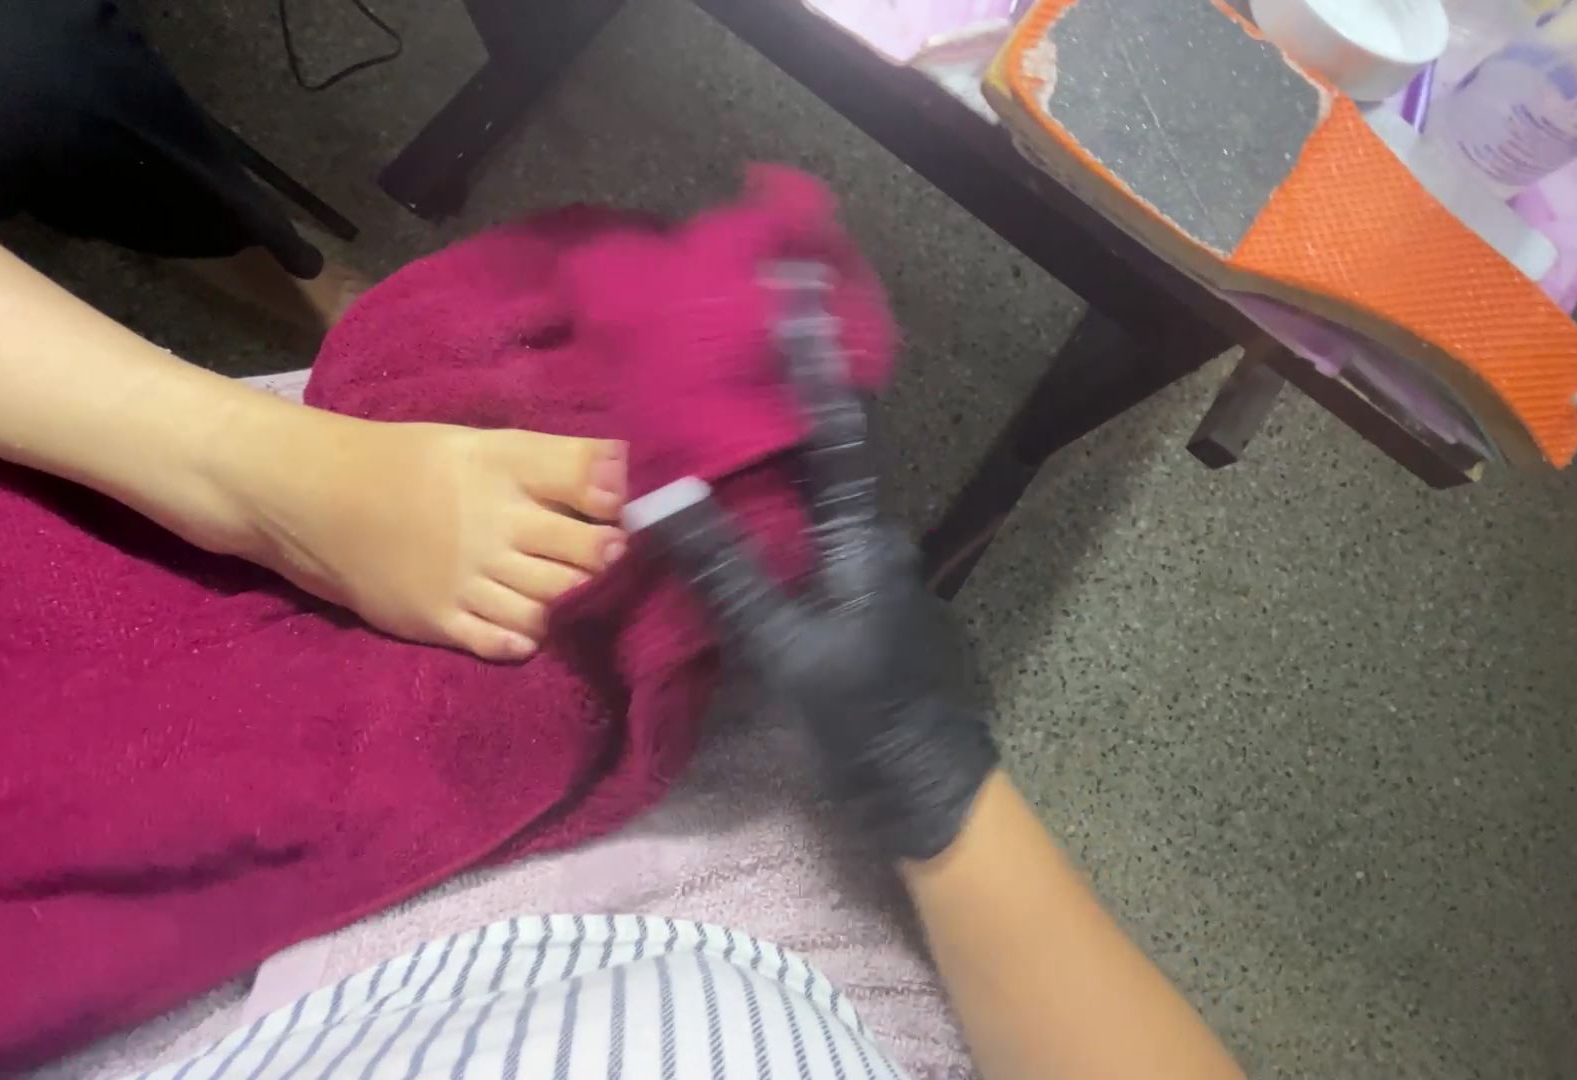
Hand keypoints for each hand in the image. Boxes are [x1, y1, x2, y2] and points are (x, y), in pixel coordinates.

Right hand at [211, 406, 627, 661]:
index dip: (621, 506)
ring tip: (588, 599)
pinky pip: (500, 642)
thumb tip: (627, 469)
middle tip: (616, 563)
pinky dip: (527, 640)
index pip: (589, 484)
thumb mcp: (490, 445)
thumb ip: (562, 460)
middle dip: (609, 563)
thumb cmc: (419, 466)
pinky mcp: (436, 619)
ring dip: (579, 604)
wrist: (314, 496)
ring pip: (552, 604)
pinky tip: (538, 630)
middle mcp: (492, 525)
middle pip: (583, 556)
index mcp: (507, 470)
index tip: (625, 516)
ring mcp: (465, 578)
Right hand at [628, 263, 997, 859]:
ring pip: (811, 485)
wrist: (914, 775)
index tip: (796, 292)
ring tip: (718, 397)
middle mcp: (866, 532)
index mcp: (862, 534)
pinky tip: (729, 486)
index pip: (837, 433)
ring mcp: (858, 558)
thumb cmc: (860, 714)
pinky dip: (767, 496)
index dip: (814, 362)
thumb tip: (662, 497)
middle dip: (787, 389)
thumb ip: (728, 573)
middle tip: (738, 333)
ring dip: (773, 442)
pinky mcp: (844, 586)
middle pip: (824, 446)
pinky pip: (803, 523)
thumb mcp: (787, 647)